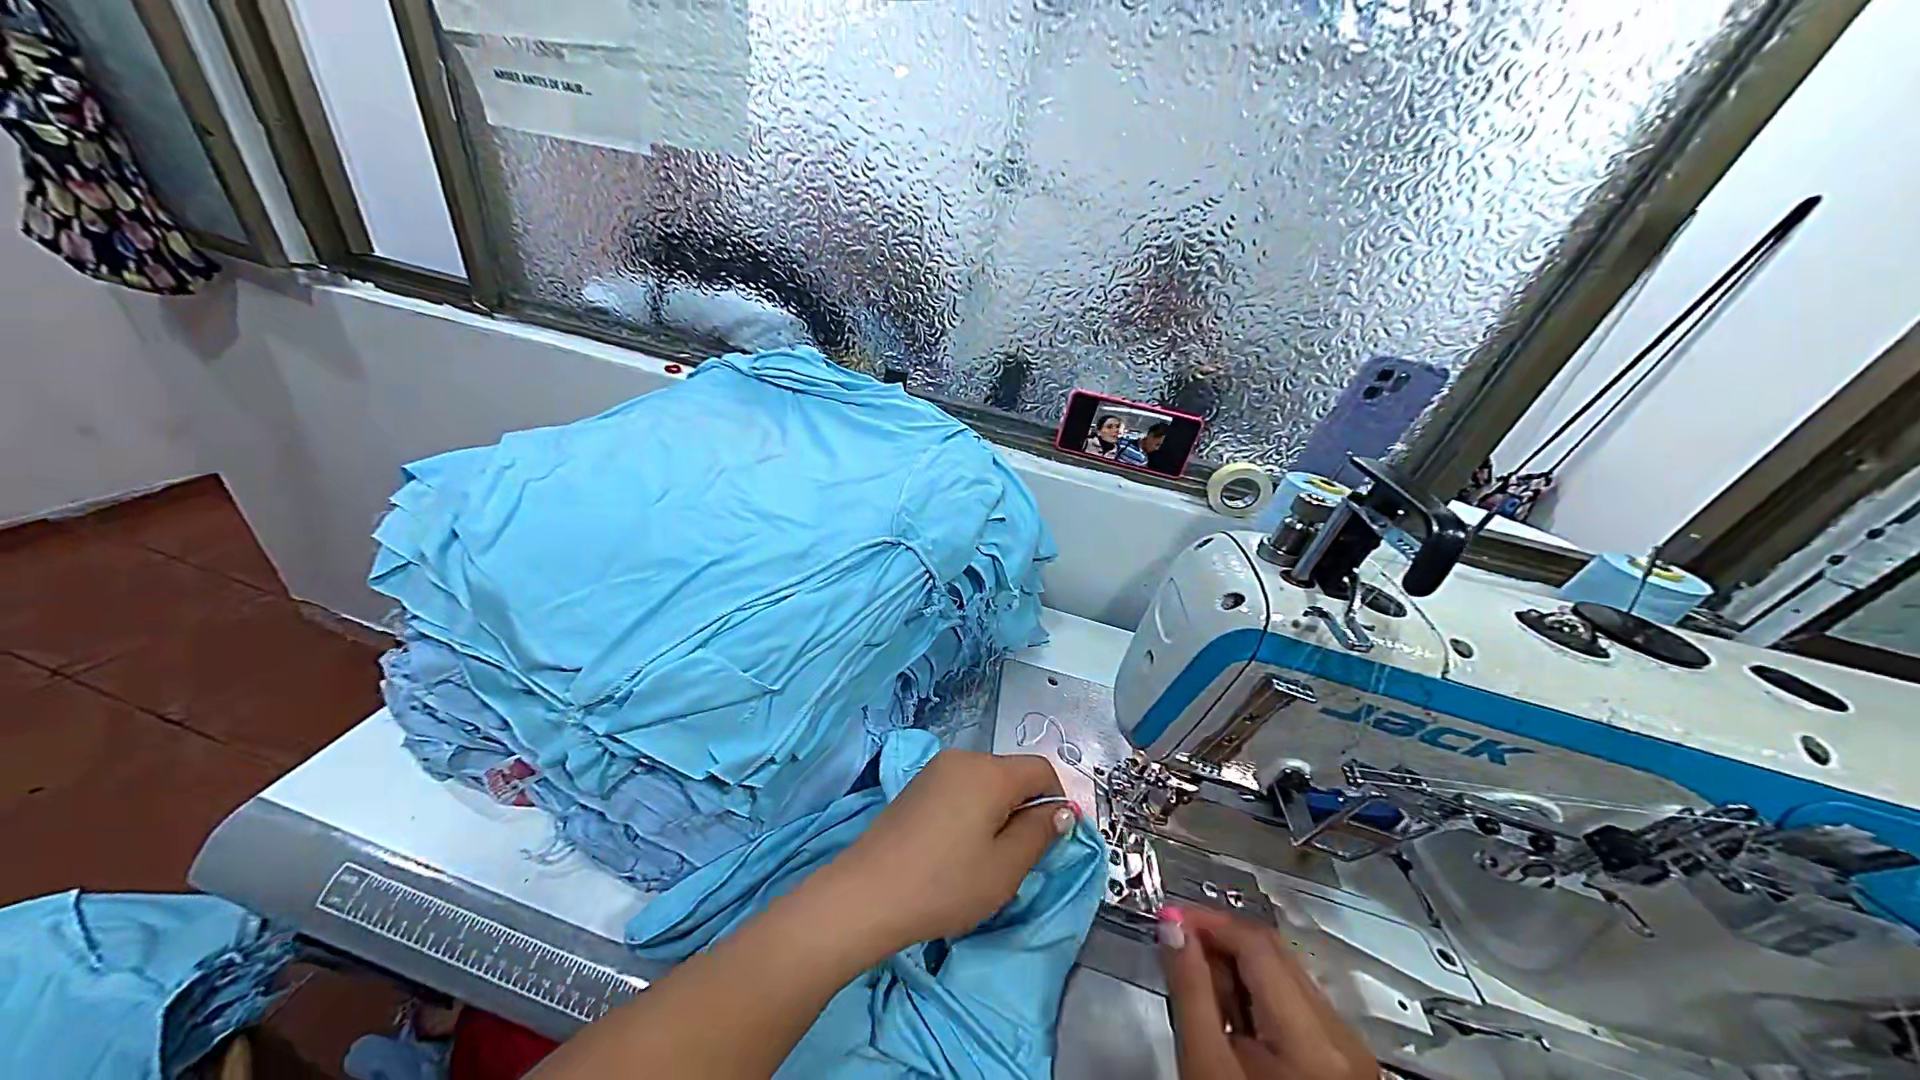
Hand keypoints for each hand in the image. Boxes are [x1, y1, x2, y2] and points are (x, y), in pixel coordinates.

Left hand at [805, 750, 1072, 954]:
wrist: (866, 895)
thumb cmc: (944, 883)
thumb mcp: (1006, 867)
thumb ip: (1040, 832)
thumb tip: (1061, 810)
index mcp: (990, 771)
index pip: (1042, 770)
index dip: (1057, 801)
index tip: (1051, 840)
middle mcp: (963, 759)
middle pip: (1012, 775)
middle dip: (1024, 809)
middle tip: (1014, 858)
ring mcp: (935, 770)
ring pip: (986, 784)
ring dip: (997, 813)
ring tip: (981, 859)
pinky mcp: (916, 786)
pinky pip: (961, 790)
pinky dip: (972, 813)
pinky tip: (955, 850)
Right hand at [1158, 905, 1379, 1079]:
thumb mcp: (1205, 1063)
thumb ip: (1189, 988)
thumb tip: (1173, 927)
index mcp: (1313, 1038)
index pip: (1257, 944)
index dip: (1209, 921)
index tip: (1168, 918)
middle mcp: (1344, 1037)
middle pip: (1275, 955)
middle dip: (1221, 941)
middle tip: (1178, 946)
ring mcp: (1350, 1052)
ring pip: (1286, 977)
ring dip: (1237, 966)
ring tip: (1199, 984)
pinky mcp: (1345, 1064)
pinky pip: (1296, 1006)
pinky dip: (1258, 995)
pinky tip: (1232, 1013)